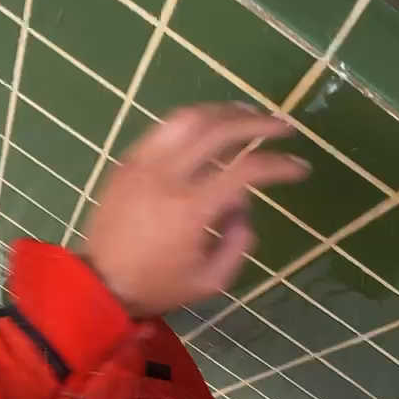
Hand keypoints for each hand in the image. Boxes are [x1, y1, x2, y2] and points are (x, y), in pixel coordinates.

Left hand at [81, 104, 308, 316]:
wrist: (98, 284)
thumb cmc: (156, 287)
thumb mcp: (210, 281)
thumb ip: (239, 243)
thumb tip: (244, 207)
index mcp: (191, 209)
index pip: (246, 171)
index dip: (280, 164)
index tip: (300, 167)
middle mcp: (167, 176)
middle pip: (220, 129)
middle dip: (259, 123)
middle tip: (283, 127)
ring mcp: (143, 164)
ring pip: (189, 118)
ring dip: (225, 111)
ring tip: (248, 114)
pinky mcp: (127, 162)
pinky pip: (163, 129)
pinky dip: (193, 121)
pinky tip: (209, 126)